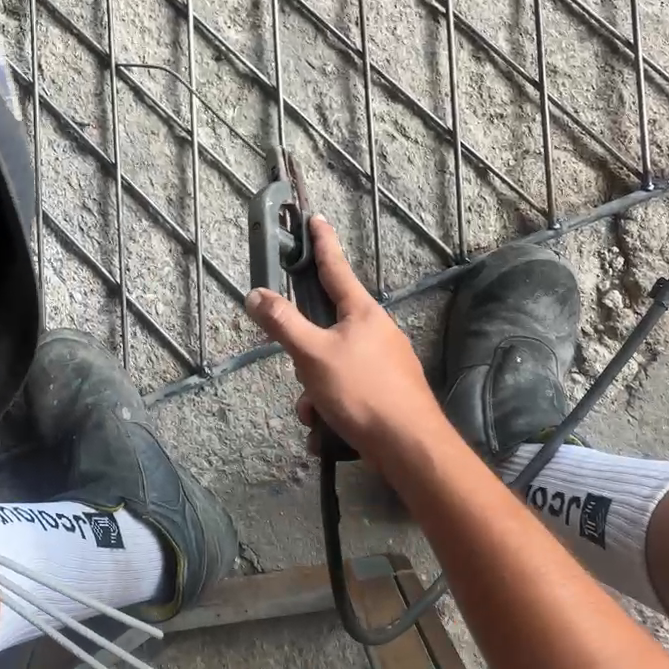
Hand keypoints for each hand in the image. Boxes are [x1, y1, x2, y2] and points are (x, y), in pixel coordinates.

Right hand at [244, 216, 440, 472]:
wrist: (413, 450)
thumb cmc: (363, 392)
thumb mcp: (312, 355)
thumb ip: (283, 323)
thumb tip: (256, 294)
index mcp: (362, 312)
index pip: (335, 267)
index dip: (322, 242)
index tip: (315, 218)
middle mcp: (376, 330)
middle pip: (326, 325)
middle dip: (305, 352)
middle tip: (299, 371)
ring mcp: (386, 361)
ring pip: (333, 363)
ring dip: (315, 388)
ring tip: (315, 414)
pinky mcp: (389, 391)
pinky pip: (348, 388)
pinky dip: (332, 406)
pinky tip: (327, 430)